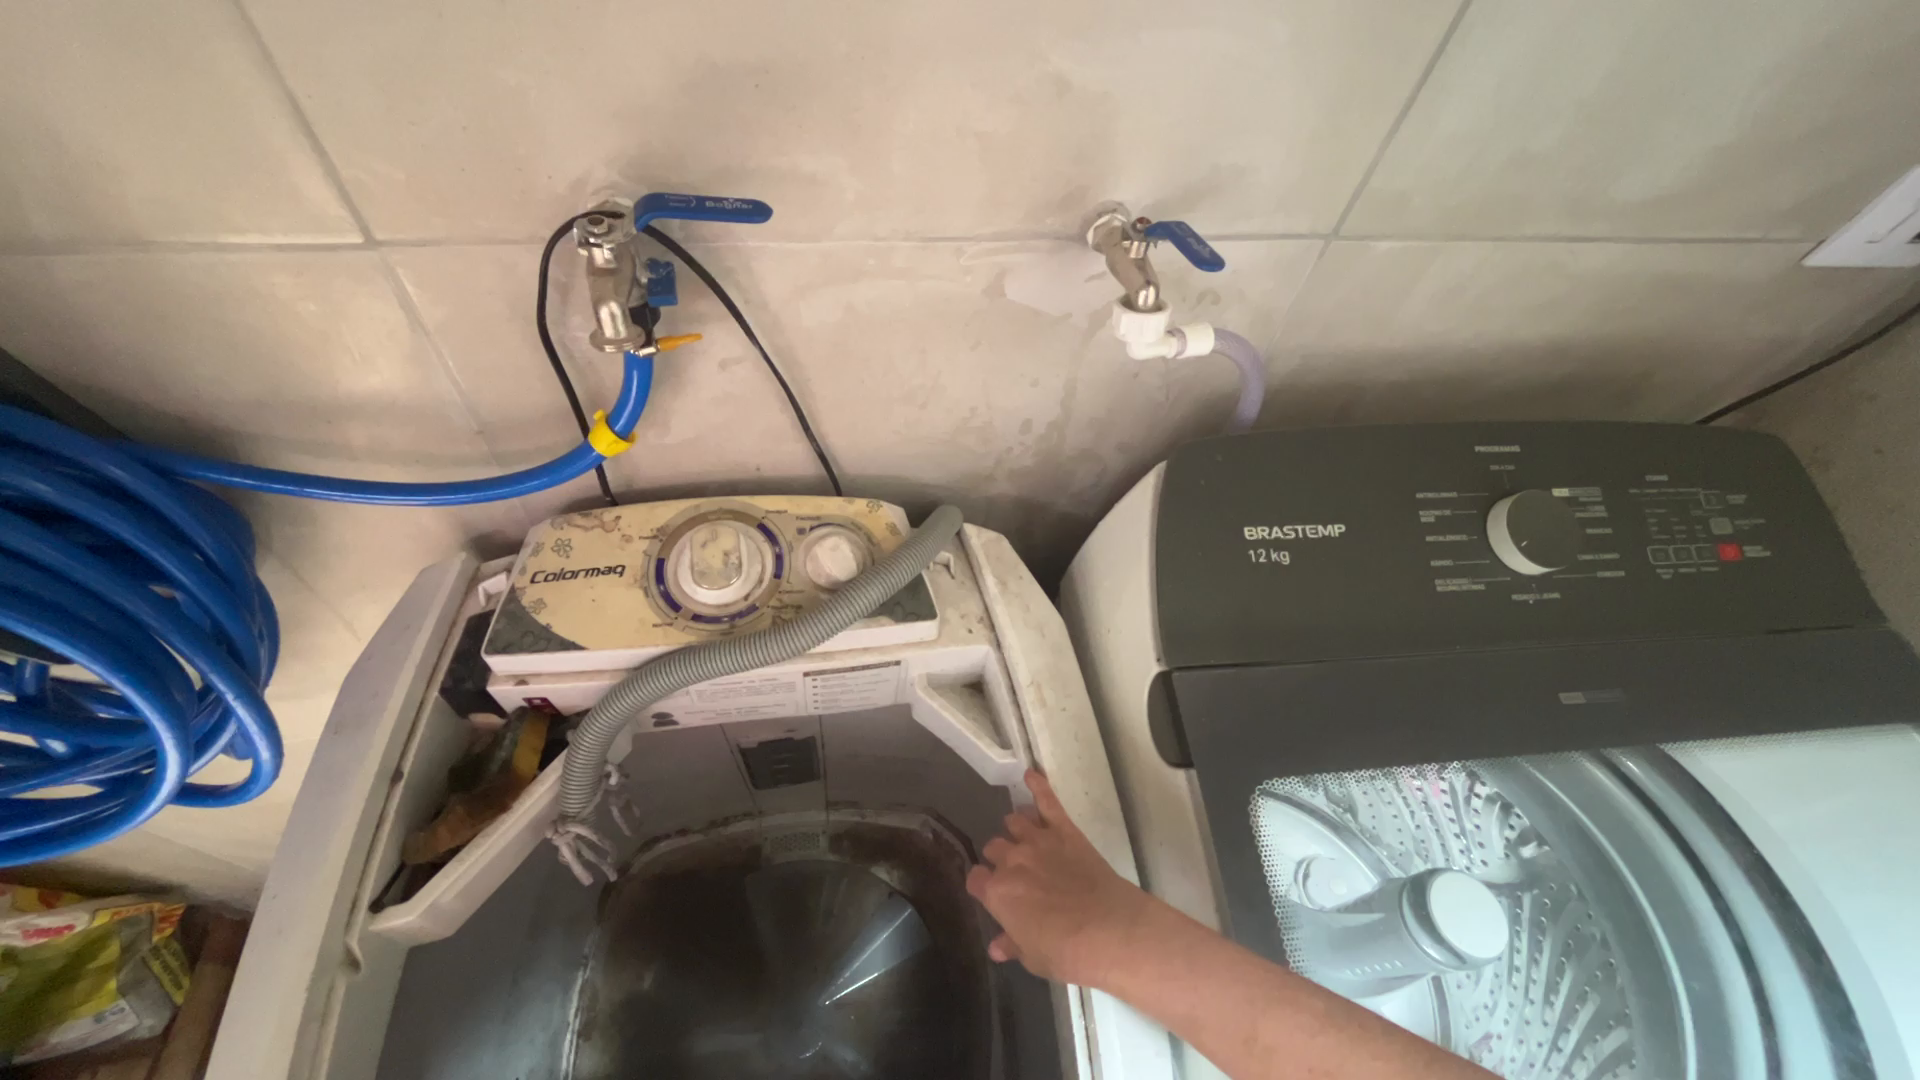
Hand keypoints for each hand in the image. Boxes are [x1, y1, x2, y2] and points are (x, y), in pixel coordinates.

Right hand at [966, 769, 1158, 986]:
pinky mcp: (1064, 830)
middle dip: (1000, 859)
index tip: (990, 893)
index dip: (982, 885)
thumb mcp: (1032, 957)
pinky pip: (1047, 801)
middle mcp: (1011, 860)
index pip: (975, 879)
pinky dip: (1038, 785)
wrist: (1108, 931)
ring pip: (1014, 821)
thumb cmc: (1065, 952)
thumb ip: (1011, 944)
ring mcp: (1037, 840)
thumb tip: (996, 945)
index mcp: (996, 892)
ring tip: (1024, 840)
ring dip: (1016, 831)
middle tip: (1015, 873)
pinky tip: (1032, 774)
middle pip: (994, 847)